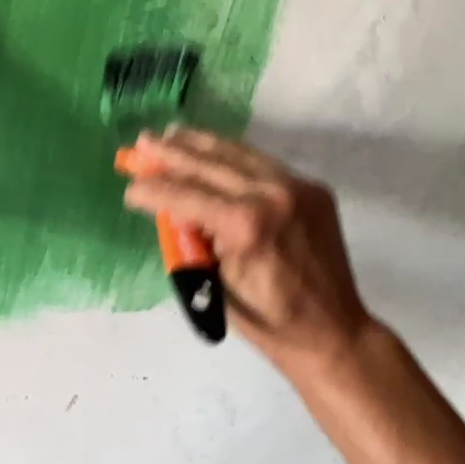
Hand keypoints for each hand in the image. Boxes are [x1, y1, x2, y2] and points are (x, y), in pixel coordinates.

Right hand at [120, 128, 372, 373]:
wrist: (334, 330)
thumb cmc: (267, 320)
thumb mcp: (215, 284)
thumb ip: (193, 239)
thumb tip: (173, 207)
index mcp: (246, 226)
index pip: (187, 196)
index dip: (155, 191)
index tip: (131, 189)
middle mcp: (272, 195)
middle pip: (209, 165)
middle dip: (171, 154)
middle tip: (142, 143)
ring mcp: (296, 186)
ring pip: (237, 153)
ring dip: (200, 144)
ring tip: (171, 133)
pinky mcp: (311, 187)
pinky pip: (261, 162)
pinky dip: (231, 155)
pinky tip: (211, 150)